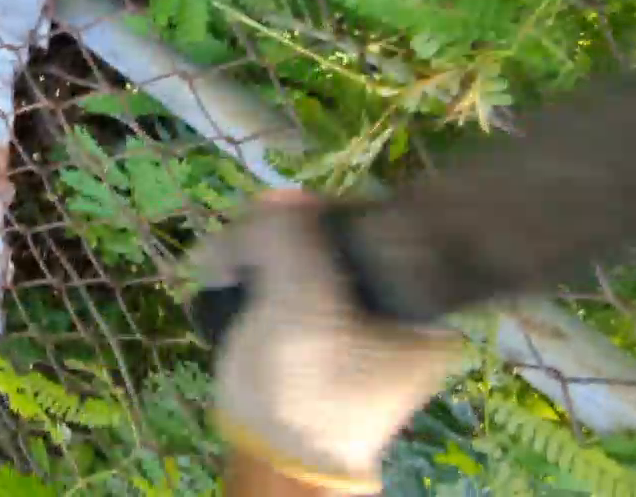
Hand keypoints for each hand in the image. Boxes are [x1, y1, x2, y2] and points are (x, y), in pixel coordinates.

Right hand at [191, 195, 459, 493]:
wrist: (270, 443)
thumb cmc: (306, 388)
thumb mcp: (305, 310)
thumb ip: (293, 246)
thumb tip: (282, 191)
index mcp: (415, 306)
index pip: (369, 230)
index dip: (317, 218)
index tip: (276, 224)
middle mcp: (382, 296)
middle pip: (320, 233)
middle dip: (266, 239)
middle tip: (238, 257)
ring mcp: (339, 300)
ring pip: (288, 242)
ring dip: (244, 248)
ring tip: (221, 270)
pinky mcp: (301, 304)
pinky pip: (272, 260)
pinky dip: (240, 259)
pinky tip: (221, 272)